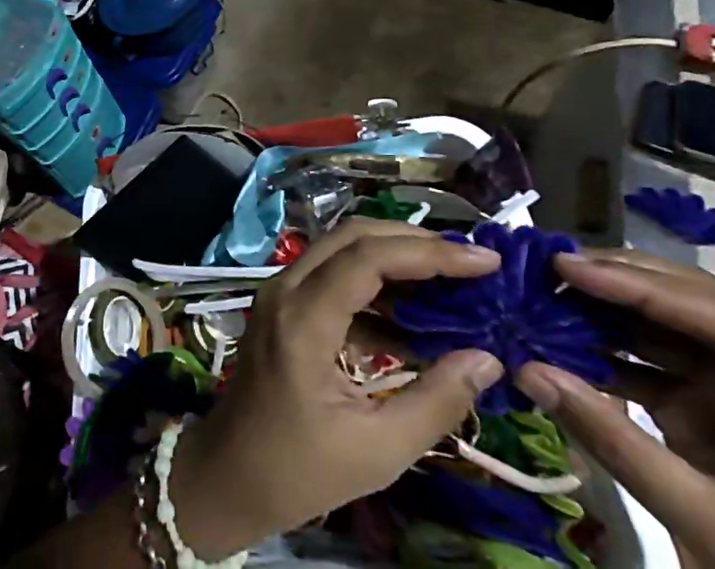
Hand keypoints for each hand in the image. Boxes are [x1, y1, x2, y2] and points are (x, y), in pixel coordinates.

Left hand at [167, 220, 508, 558]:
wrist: (226, 478)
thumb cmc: (298, 471)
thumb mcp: (378, 450)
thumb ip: (436, 401)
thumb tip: (488, 359)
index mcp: (303, 320)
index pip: (369, 256)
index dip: (430, 252)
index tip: (484, 262)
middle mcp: (286, 289)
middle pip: (355, 236)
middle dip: (416, 242)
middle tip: (469, 263)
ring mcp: (281, 292)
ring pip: (343, 248)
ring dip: (397, 257)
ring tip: (451, 283)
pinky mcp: (284, 305)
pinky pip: (333, 274)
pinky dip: (376, 284)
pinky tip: (413, 318)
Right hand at [514, 251, 714, 568]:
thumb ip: (622, 449)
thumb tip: (530, 373)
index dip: (648, 289)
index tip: (572, 268)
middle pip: (709, 316)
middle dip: (630, 285)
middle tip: (556, 266)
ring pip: (681, 337)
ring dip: (615, 315)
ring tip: (551, 294)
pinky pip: (664, 373)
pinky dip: (614, 357)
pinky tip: (568, 347)